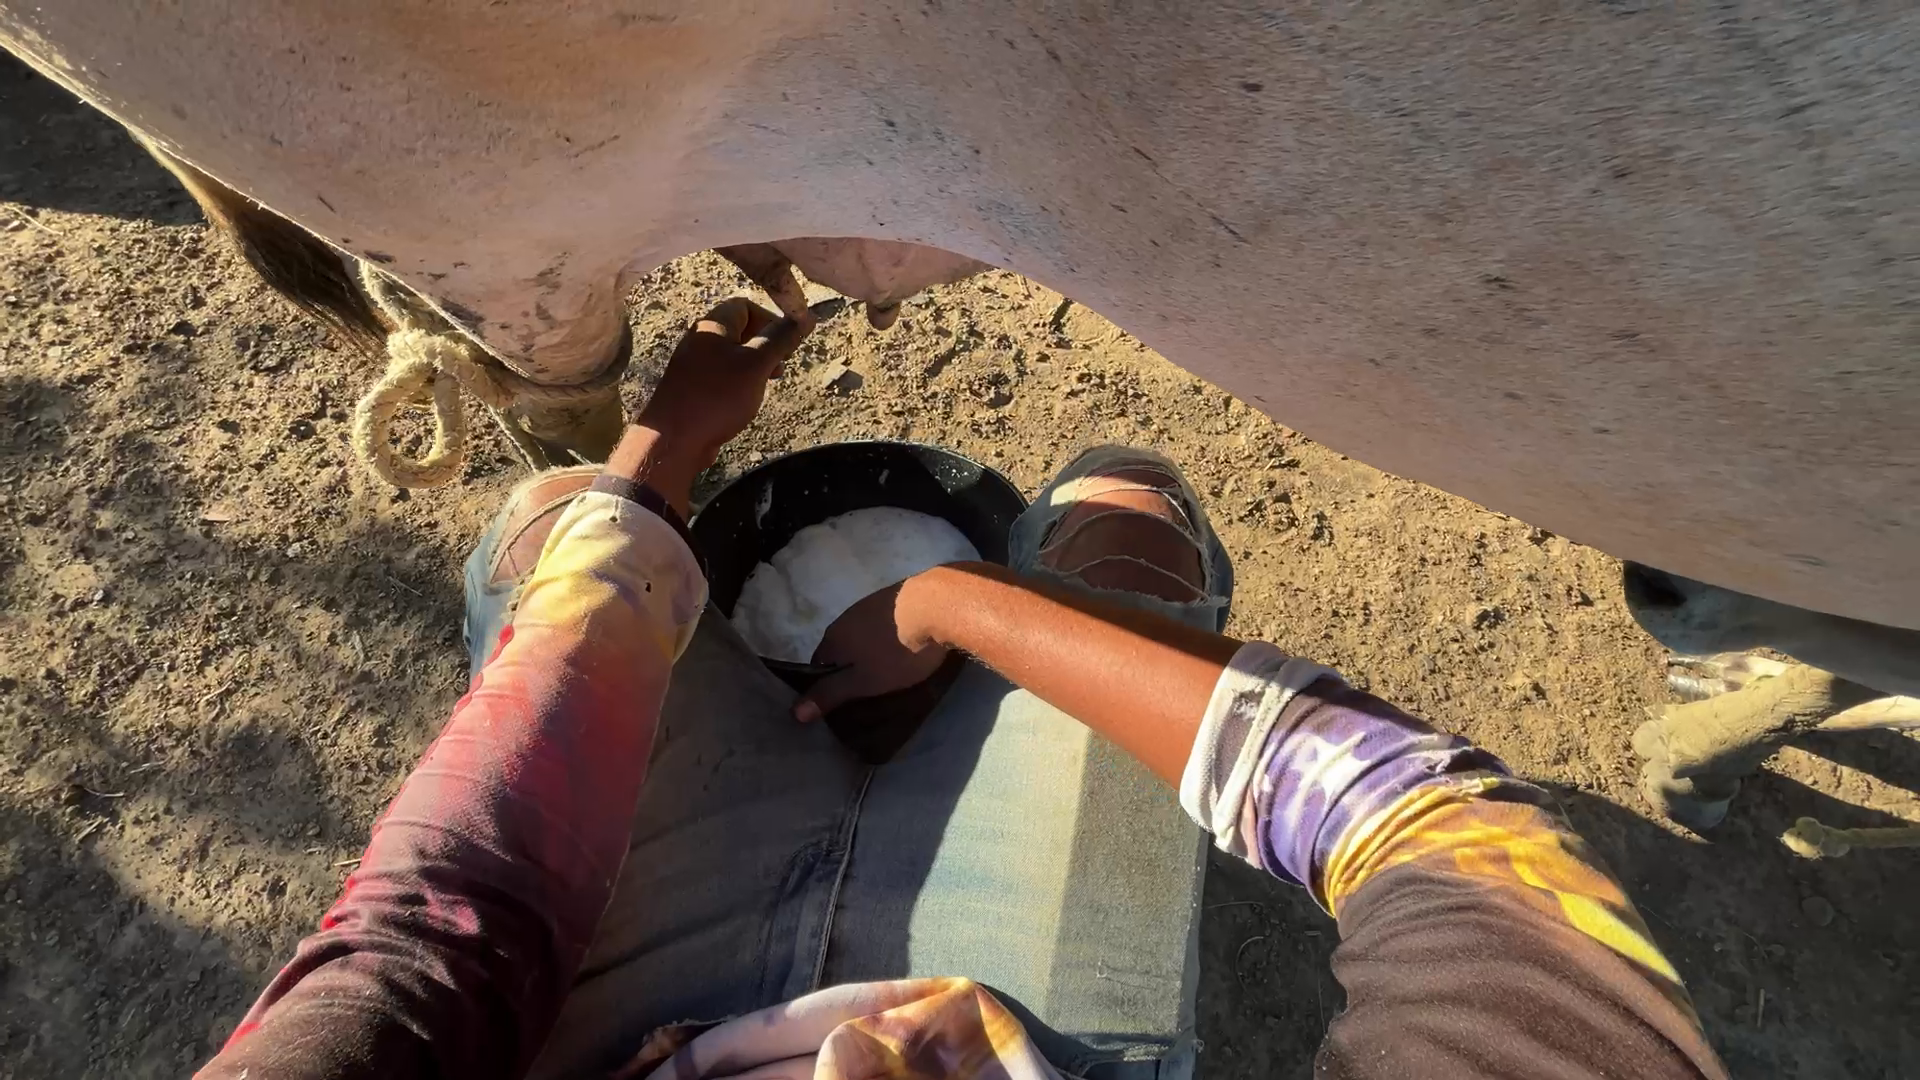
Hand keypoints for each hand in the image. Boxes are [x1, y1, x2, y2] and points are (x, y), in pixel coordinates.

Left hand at [609, 299, 810, 511]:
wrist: (676, 438)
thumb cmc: (718, 396)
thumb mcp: (756, 365)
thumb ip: (780, 339)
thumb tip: (806, 317)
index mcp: (713, 325)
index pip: (746, 305)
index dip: (771, 319)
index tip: (786, 344)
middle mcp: (701, 339)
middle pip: (740, 329)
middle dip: (766, 344)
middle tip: (780, 367)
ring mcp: (695, 363)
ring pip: (733, 353)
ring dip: (755, 365)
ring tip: (766, 384)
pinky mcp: (693, 386)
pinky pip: (723, 374)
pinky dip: (740, 381)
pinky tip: (746, 399)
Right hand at [793, 581, 950, 722]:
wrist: (934, 606)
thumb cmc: (896, 652)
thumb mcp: (863, 682)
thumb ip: (830, 694)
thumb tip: (795, 711)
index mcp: (833, 638)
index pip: (818, 666)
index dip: (827, 685)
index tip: (843, 701)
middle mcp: (845, 617)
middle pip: (841, 647)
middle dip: (850, 666)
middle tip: (869, 686)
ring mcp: (870, 603)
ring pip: (863, 633)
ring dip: (870, 648)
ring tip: (890, 665)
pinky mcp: (895, 596)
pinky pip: (883, 622)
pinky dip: (888, 634)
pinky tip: (904, 642)